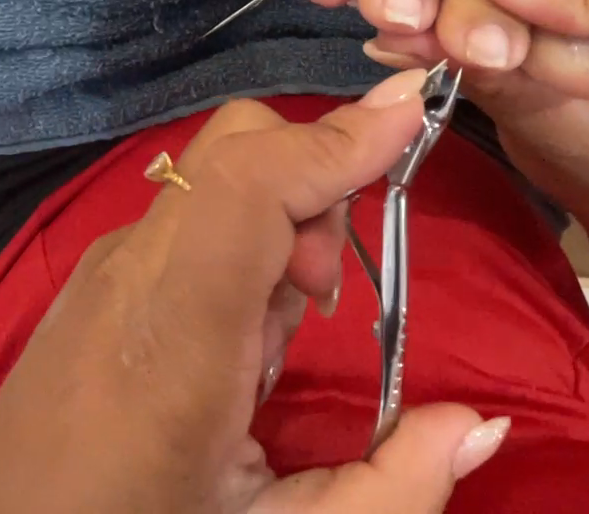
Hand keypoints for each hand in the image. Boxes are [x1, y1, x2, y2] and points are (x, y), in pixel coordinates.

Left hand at [0, 77, 512, 512]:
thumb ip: (387, 490)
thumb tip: (481, 420)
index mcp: (178, 332)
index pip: (251, 186)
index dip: (334, 140)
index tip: (413, 112)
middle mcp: (138, 266)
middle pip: (235, 147)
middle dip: (316, 174)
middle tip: (327, 287)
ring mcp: (113, 255)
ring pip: (217, 166)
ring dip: (284, 207)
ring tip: (290, 316)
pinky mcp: (107, 260)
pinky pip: (195, 204)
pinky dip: (247, 230)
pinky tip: (247, 322)